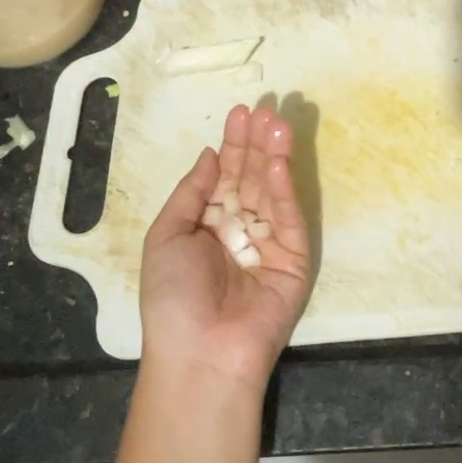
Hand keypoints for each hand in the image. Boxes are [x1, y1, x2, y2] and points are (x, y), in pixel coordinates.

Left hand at [139, 103, 312, 386]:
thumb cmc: (172, 298)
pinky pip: (288, 216)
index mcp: (209, 224)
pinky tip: (279, 161)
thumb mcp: (166, 237)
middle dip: (257, 143)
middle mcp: (241, 228)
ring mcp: (270, 241)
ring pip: (273, 190)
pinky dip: (285, 188)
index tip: (241, 112)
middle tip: (265, 109)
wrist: (201, 353)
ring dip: (274, 155)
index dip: (233, 144)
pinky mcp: (295, 257)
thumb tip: (209, 154)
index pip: (226, 175)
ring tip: (277, 123)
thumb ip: (191, 193)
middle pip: (252, 176)